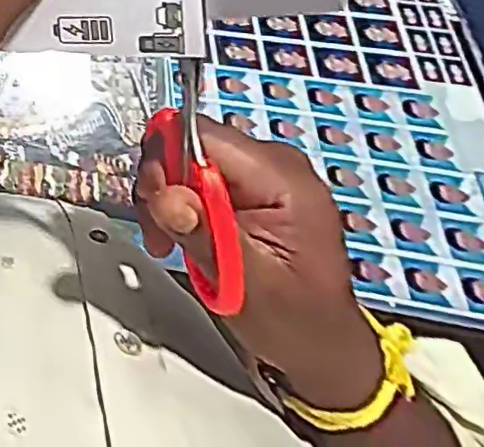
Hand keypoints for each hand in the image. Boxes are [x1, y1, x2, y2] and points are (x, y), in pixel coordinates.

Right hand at [134, 116, 380, 408]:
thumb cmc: (299, 323)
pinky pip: (190, 172)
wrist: (325, 349)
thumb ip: (207, 235)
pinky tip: (182, 232)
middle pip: (184, 141)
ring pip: (180, 156)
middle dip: (162, 184)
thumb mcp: (250, 285)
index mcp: (283, 178)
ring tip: (170, 238)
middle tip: (161, 230)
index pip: (199, 134)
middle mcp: (271, 161)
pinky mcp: (243, 182)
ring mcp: (258, 170)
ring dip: (164, 196)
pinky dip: (176, 201)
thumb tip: (167, 196)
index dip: (165, 161)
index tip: (159, 206)